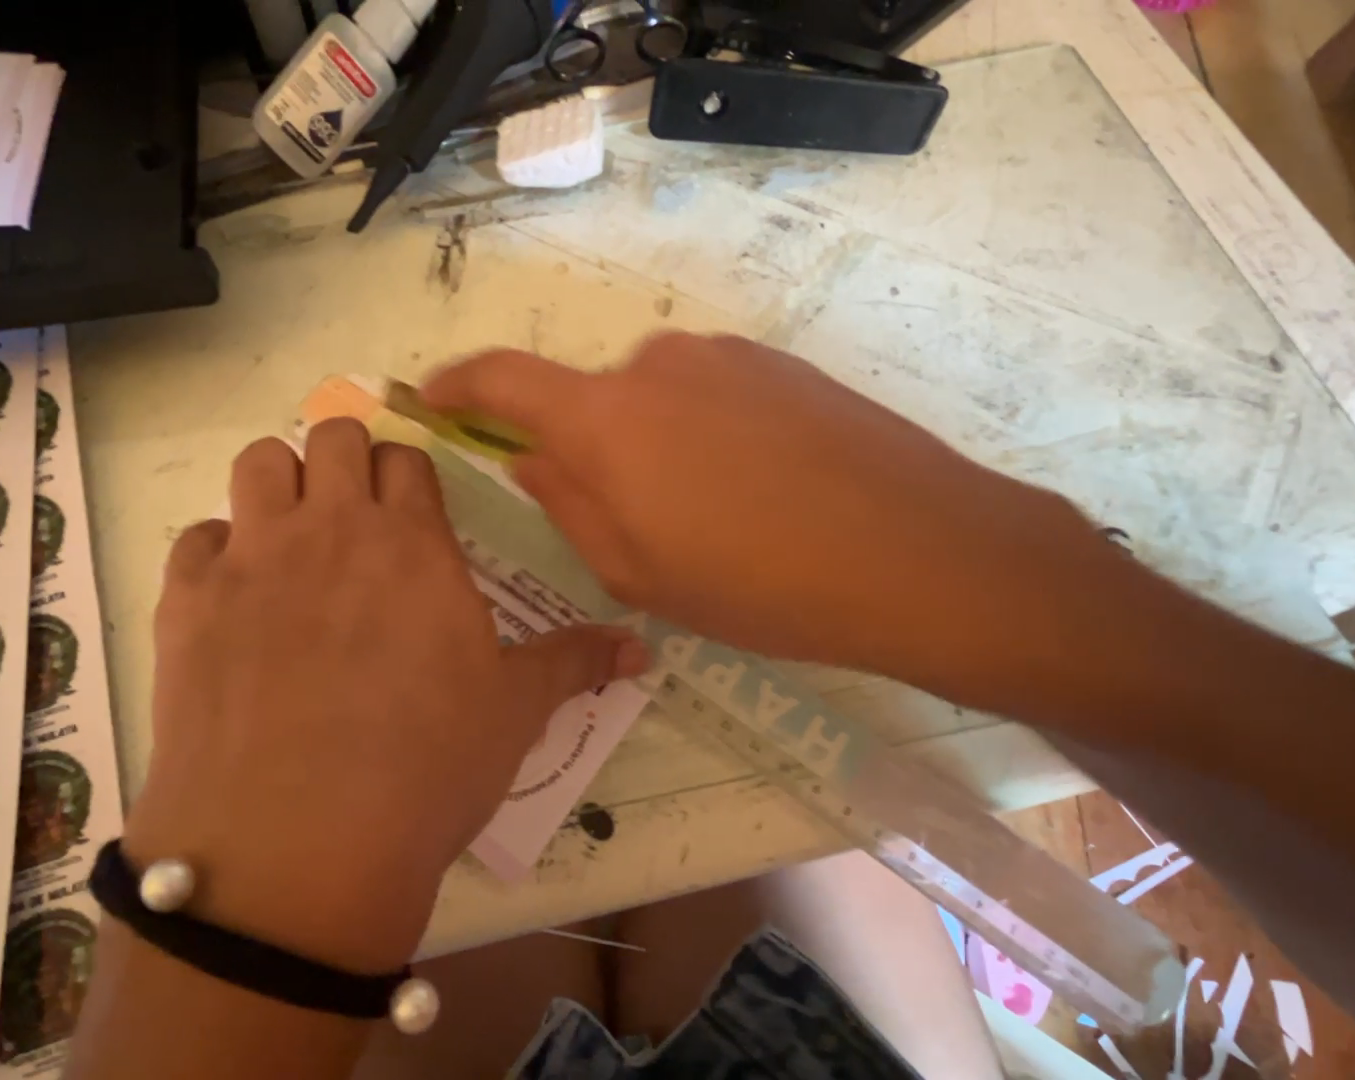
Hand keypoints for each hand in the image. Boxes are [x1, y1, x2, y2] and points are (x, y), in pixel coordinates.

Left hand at [125, 420, 646, 971]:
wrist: (301, 846)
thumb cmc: (426, 768)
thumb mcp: (514, 713)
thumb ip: (574, 661)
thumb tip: (644, 646)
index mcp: (412, 543)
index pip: (407, 458)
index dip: (408, 477)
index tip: (410, 510)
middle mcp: (331, 530)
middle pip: (332, 436)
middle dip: (346, 460)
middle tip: (354, 516)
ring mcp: (252, 560)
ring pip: (259, 464)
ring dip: (280, 484)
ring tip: (293, 538)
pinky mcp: (187, 604)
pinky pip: (195, 539)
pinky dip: (216, 554)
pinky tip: (234, 601)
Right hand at [422, 332, 1139, 710]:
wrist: (922, 555)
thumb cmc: (759, 584)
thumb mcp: (637, 573)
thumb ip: (566, 504)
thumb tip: (529, 458)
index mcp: (606, 418)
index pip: (503, 379)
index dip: (458, 386)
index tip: (432, 397)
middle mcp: (657, 365)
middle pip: (589, 401)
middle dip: (587, 453)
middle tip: (628, 526)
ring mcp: (725, 356)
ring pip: (653, 402)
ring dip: (654, 450)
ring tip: (711, 520)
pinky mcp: (780, 364)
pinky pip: (709, 397)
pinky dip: (704, 438)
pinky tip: (757, 494)